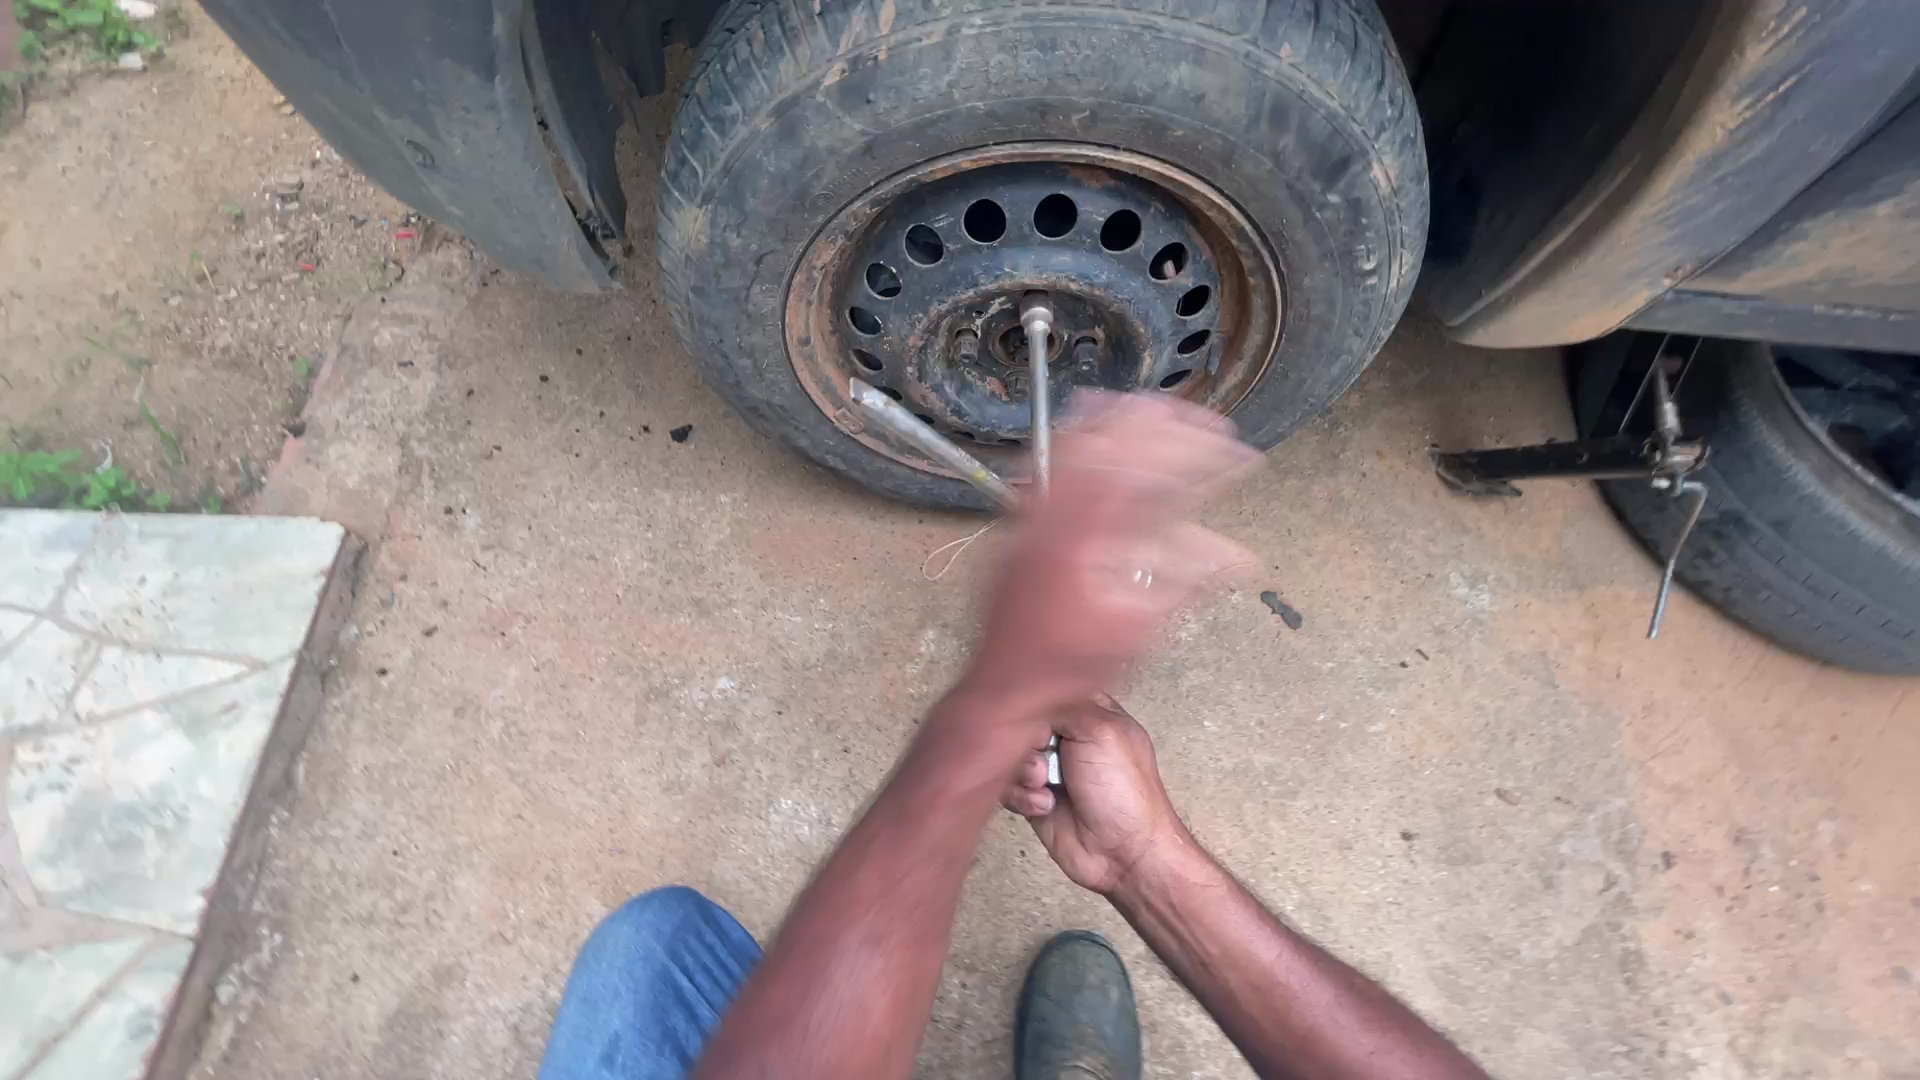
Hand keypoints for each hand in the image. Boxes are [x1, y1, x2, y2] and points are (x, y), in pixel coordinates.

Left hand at [965, 393, 1257, 717]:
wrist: (1007, 684)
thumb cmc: (1069, 666)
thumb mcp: (1139, 631)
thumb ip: (1186, 582)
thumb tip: (1235, 556)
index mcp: (1091, 542)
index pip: (1149, 477)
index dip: (1192, 452)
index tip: (1225, 443)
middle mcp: (1056, 520)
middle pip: (1110, 449)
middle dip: (1157, 425)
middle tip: (1193, 415)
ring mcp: (1029, 520)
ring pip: (1069, 451)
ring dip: (1110, 421)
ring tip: (1139, 402)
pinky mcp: (1015, 529)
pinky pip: (1037, 469)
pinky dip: (1064, 441)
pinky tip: (1075, 428)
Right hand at [1000, 696, 1192, 894]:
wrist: (1122, 853)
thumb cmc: (1124, 791)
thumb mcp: (1099, 730)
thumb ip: (1062, 703)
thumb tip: (1030, 697)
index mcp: (1091, 711)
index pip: (1050, 689)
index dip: (1038, 702)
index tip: (1039, 717)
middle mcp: (1068, 736)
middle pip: (1023, 720)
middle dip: (1027, 740)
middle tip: (1046, 757)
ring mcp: (1049, 766)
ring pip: (1009, 753)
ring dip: (1024, 772)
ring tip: (1046, 786)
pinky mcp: (1033, 795)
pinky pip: (1005, 785)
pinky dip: (1021, 796)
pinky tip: (1045, 805)